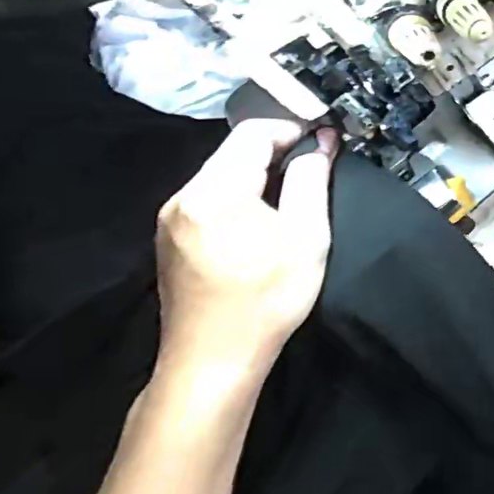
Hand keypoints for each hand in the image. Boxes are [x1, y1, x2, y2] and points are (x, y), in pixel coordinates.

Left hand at [153, 120, 335, 380]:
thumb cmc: (266, 299)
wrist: (211, 365)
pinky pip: (210, 194)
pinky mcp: (170, 237)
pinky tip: (261, 216)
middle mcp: (184, 196)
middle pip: (234, 150)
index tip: (324, 140)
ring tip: (292, 191)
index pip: (254, 132)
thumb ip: (311, 180)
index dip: (293, 128)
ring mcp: (171, 218)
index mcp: (215, 191)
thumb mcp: (305, 236)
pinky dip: (239, 191)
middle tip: (315, 164)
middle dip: (277, 148)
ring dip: (259, 170)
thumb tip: (320, 142)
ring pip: (221, 171)